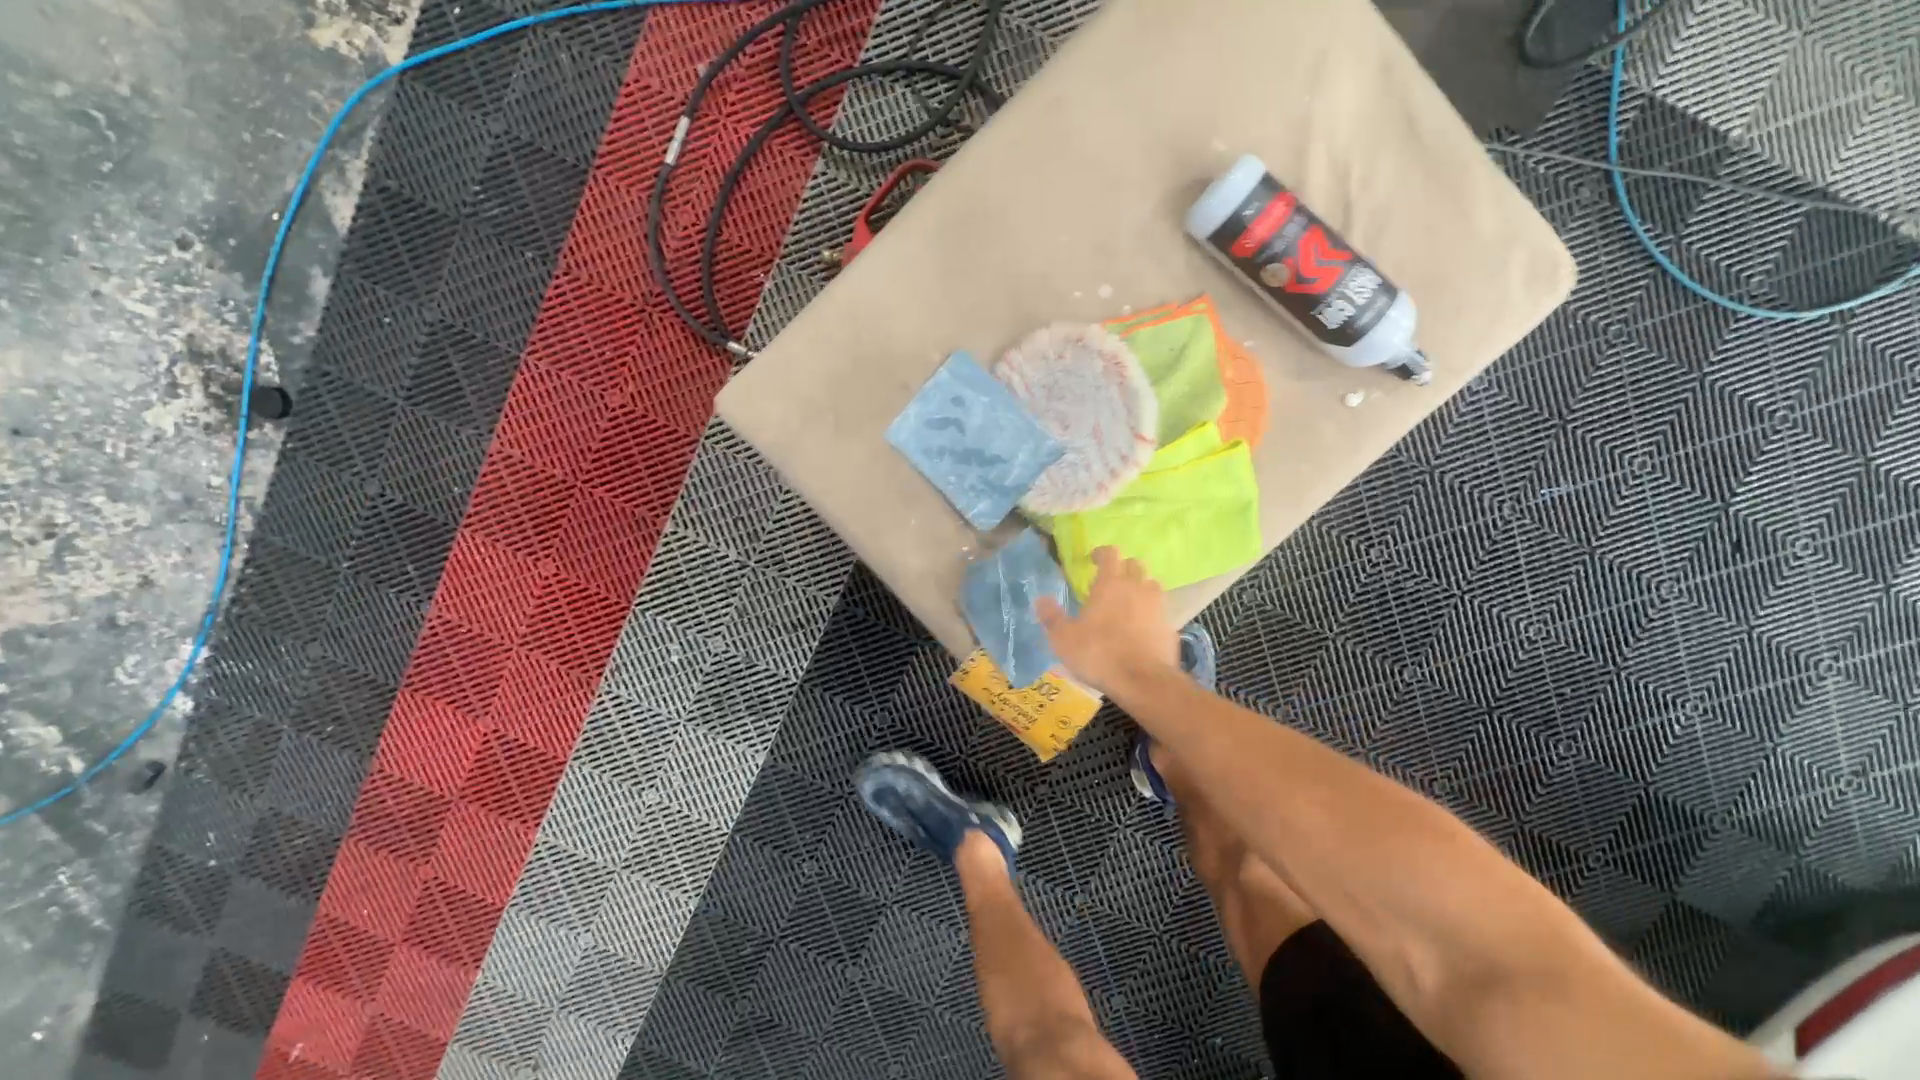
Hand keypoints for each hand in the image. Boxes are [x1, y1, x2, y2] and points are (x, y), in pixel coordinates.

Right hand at [1036, 547, 1178, 694]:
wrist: (1143, 680)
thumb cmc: (1098, 653)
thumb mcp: (1063, 639)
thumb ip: (1052, 617)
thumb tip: (1040, 600)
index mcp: (1111, 583)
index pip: (1110, 553)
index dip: (1101, 553)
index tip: (1093, 560)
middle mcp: (1137, 587)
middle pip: (1134, 565)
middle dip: (1122, 569)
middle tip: (1110, 583)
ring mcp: (1158, 606)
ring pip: (1151, 585)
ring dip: (1140, 588)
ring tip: (1128, 604)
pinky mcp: (1170, 626)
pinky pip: (1160, 611)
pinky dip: (1150, 613)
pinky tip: (1141, 629)